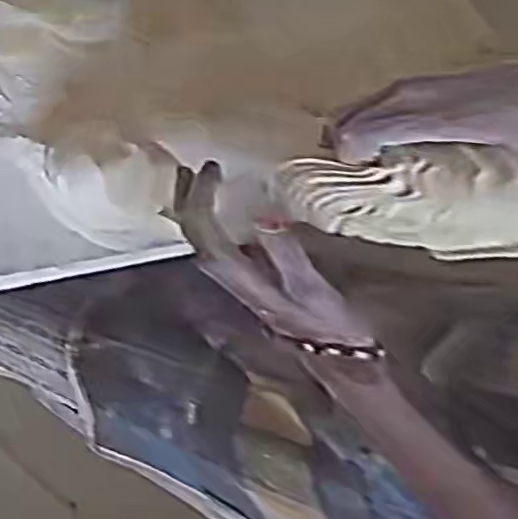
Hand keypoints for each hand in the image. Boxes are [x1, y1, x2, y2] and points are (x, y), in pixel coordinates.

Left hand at [169, 162, 380, 381]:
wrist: (331, 353)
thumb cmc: (326, 321)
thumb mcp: (312, 287)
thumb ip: (286, 253)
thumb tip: (263, 217)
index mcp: (229, 268)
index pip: (199, 223)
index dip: (201, 193)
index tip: (212, 168)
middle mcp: (216, 268)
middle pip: (188, 223)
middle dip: (186, 192)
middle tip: (191, 165)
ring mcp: (223, 270)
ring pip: (194, 229)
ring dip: (191, 201)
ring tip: (193, 176)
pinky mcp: (234, 271)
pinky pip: (207, 235)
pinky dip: (205, 214)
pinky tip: (215, 205)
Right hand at [330, 62, 517, 213]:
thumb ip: (504, 205)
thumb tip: (469, 230)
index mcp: (436, 120)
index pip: (359, 133)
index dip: (346, 159)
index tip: (357, 178)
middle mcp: (412, 97)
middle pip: (344, 120)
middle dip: (339, 148)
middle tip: (356, 173)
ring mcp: (413, 85)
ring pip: (351, 108)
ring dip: (348, 132)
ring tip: (366, 156)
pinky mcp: (419, 81)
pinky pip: (370, 101)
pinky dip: (364, 120)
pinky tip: (386, 137)